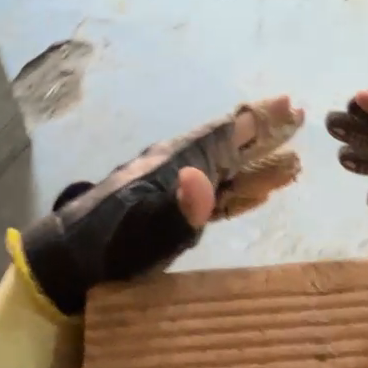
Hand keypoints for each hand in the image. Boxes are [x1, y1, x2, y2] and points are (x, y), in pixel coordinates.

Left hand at [16, 96, 303, 314]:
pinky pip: (218, 200)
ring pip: (228, 174)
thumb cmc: (106, 246)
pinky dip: (242, 195)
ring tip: (293, 164)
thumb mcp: (140, 231)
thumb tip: (202, 178)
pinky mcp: (173, 218)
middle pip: (231, 147)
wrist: (69, 264)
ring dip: (259, 167)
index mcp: (174, 165)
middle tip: (299, 116)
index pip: (223, 134)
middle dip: (264, 133)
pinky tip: (258, 196)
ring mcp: (176, 195)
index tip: (288, 103)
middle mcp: (178, 172)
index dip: (256, 119)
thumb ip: (175, 211)